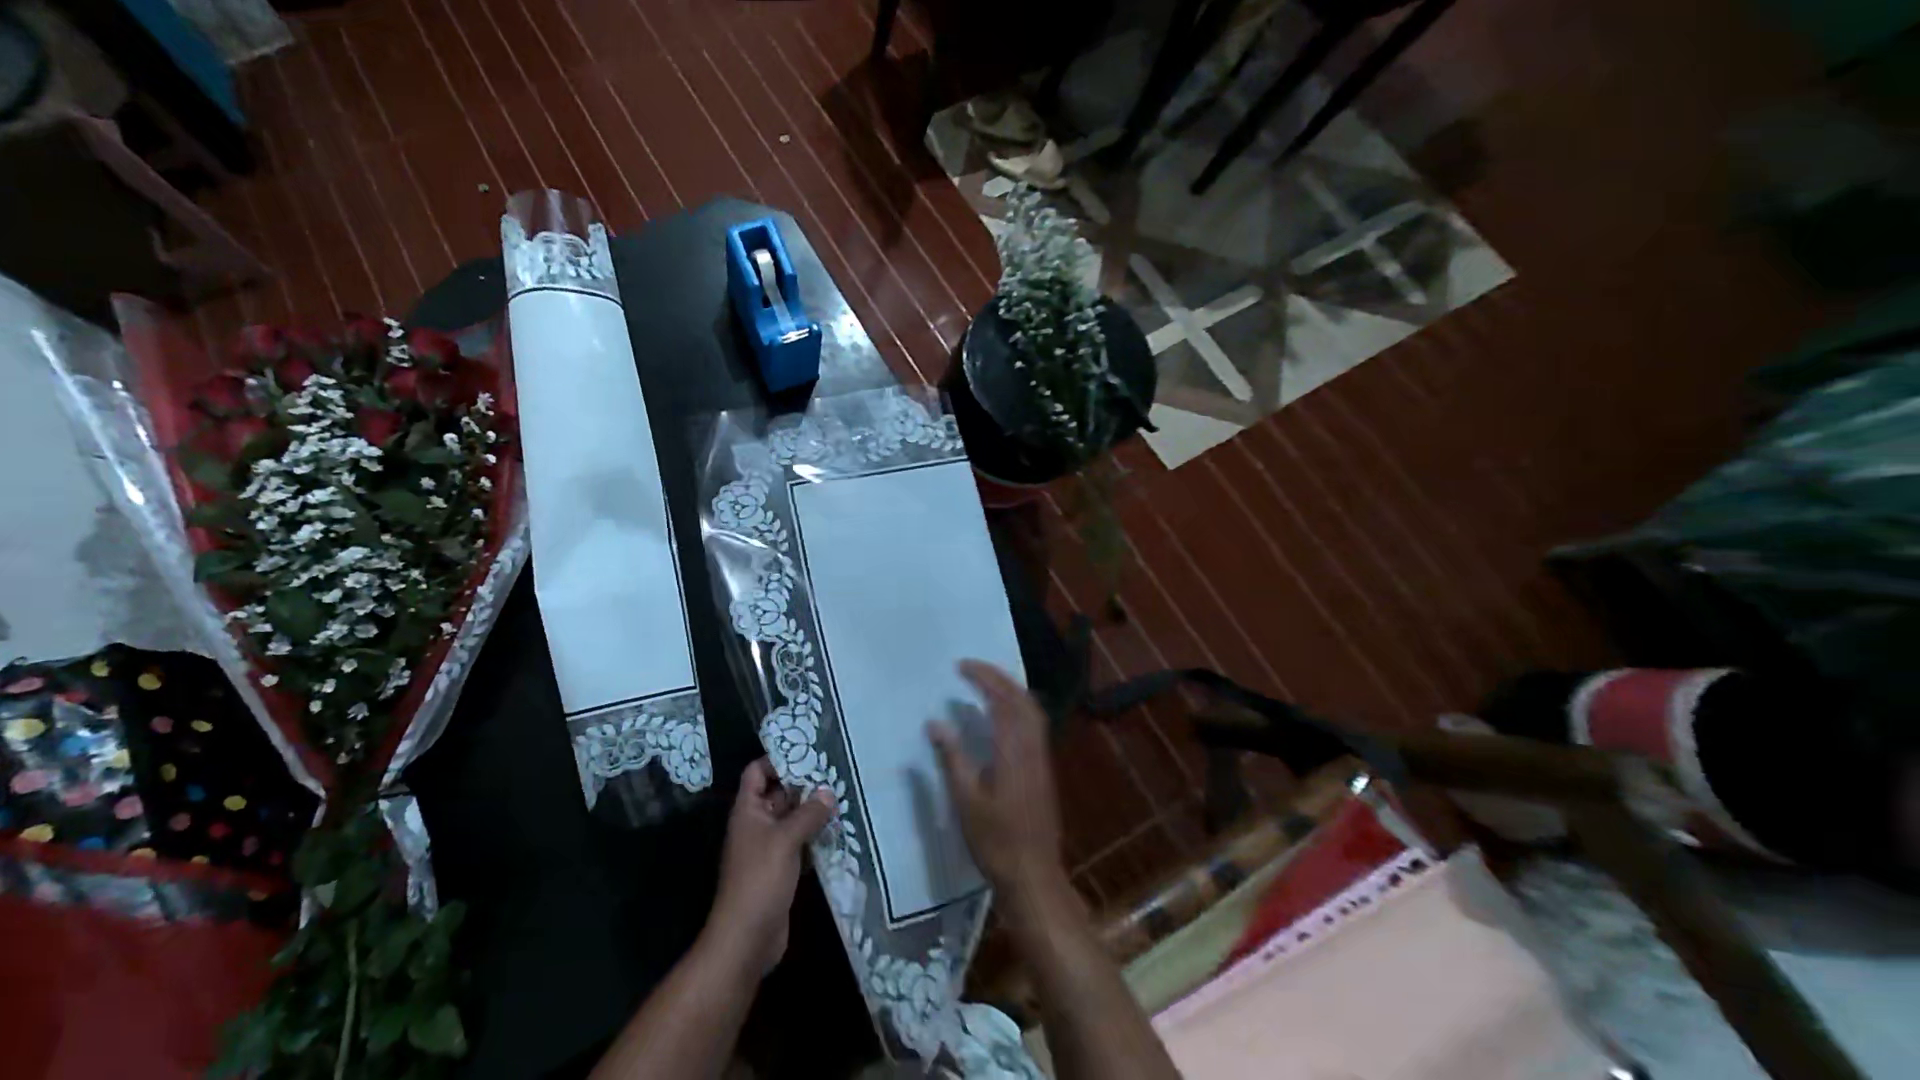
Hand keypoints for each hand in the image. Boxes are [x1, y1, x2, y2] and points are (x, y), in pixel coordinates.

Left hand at [708, 758, 834, 974]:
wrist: (747, 938)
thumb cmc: (760, 880)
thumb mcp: (786, 840)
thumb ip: (808, 814)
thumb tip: (828, 791)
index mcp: (748, 811)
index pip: (757, 772)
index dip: (778, 760)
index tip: (810, 753)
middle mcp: (756, 825)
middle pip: (779, 793)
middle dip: (804, 783)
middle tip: (837, 772)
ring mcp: (769, 848)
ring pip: (792, 818)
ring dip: (813, 810)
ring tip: (844, 796)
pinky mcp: (782, 868)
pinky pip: (800, 842)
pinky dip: (816, 835)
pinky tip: (840, 829)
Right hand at [928, 660, 1068, 906]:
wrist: (1033, 874)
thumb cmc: (994, 840)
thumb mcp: (965, 800)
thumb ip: (952, 758)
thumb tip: (935, 722)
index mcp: (1012, 752)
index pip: (1001, 701)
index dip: (984, 678)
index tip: (961, 666)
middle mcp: (1032, 748)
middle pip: (1022, 699)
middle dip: (999, 677)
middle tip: (972, 667)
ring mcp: (1042, 758)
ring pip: (1033, 710)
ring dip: (1012, 690)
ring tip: (987, 683)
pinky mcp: (1044, 770)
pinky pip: (1036, 724)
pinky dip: (1019, 707)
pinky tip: (1004, 715)